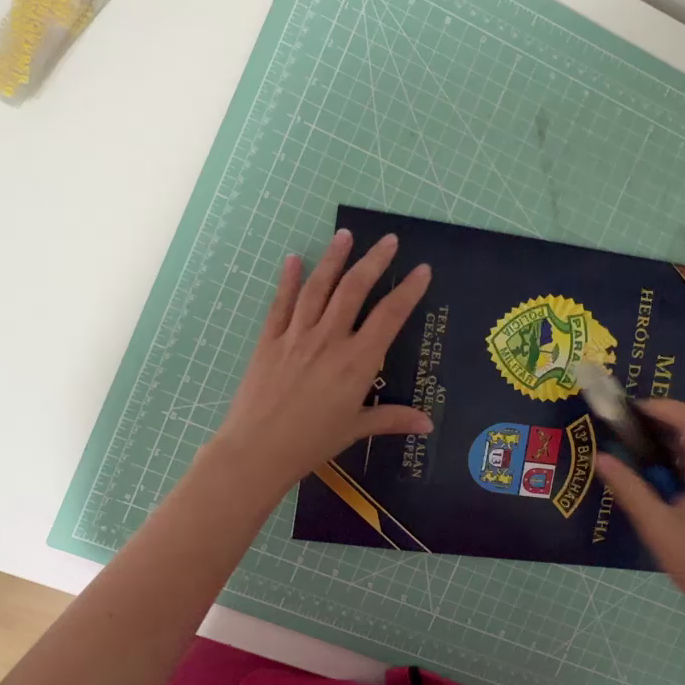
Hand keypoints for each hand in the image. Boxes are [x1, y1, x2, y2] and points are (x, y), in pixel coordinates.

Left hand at [208, 229, 432, 492]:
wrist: (257, 450)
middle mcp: (329, 340)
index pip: (389, 316)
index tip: (421, 270)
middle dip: (373, 261)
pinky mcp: (269, 341)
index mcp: (356, 362)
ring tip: (344, 235)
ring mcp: (296, 336)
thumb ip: (392, 419)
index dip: (408, 290)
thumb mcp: (355, 429)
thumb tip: (427, 425)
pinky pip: (281, 304)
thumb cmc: (311, 443)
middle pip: (354, 289)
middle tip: (388, 240)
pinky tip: (293, 260)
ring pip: (318, 288)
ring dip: (333, 259)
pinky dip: (288, 280)